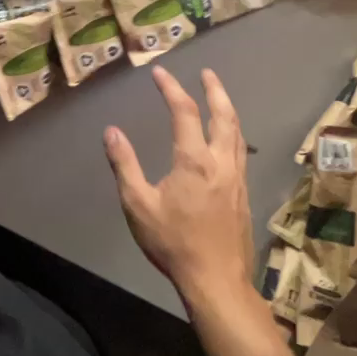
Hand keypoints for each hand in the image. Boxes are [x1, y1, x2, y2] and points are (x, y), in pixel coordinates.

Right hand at [104, 66, 254, 308]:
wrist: (217, 281)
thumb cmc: (173, 242)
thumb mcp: (138, 204)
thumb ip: (124, 165)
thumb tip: (112, 131)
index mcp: (194, 161)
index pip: (184, 112)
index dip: (171, 89)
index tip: (159, 73)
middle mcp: (221, 163)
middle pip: (224, 116)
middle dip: (214, 91)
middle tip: (206, 73)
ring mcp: (237, 179)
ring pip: (238, 134)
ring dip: (227, 110)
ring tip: (219, 98)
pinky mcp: (244, 195)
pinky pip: (241, 152)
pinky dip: (233, 134)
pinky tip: (227, 140)